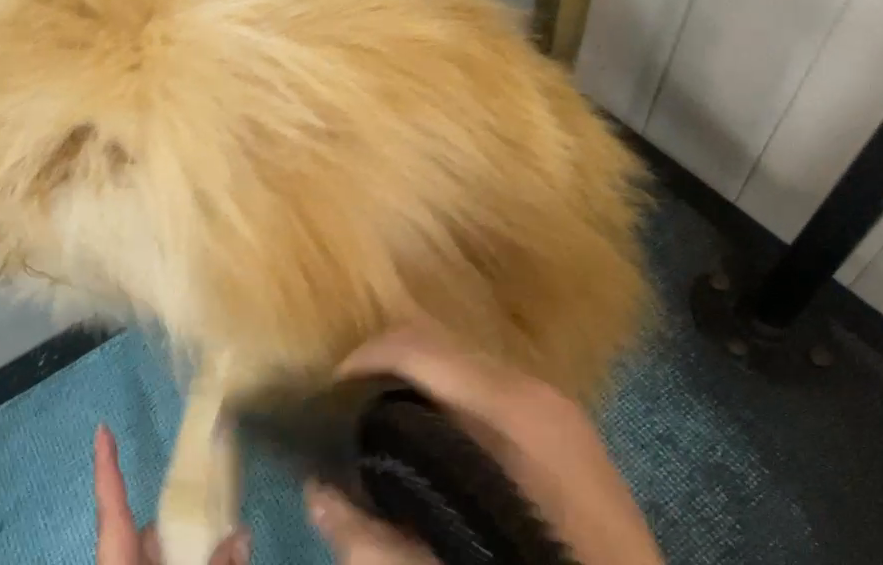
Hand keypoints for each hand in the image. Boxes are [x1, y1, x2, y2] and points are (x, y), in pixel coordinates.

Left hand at [95, 426, 250, 564]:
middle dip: (181, 515)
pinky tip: (222, 556)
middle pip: (148, 529)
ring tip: (234, 531)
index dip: (107, 465)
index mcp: (118, 559)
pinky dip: (189, 557)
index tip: (103, 429)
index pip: (111, 504)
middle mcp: (122, 562)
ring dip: (191, 542)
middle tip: (218, 493)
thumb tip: (243, 535)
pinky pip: (167, 562)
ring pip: (162, 549)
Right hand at [305, 329, 663, 564]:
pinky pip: (489, 395)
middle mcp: (532, 388)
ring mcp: (557, 407)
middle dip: (383, 373)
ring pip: (463, 370)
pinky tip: (438, 456)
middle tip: (347, 421)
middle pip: (437, 346)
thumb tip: (314, 493)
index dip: (358, 359)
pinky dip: (450, 407)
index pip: (413, 342)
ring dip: (416, 390)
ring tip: (384, 438)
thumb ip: (371, 539)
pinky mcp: (568, 431)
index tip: (325, 400)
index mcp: (507, 405)